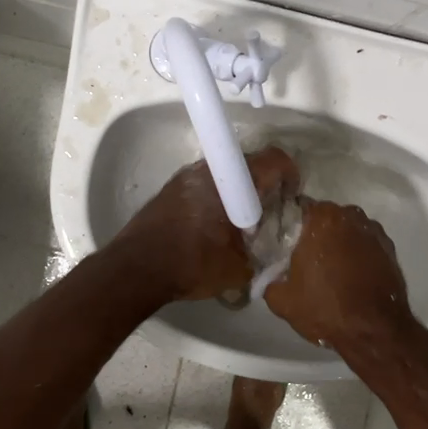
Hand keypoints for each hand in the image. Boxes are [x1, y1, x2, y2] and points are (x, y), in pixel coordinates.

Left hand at [114, 148, 300, 301]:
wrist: (136, 269)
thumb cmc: (193, 264)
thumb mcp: (240, 269)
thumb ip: (262, 257)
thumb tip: (270, 254)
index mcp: (233, 182)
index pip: (274, 160)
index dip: (290, 173)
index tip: (291, 194)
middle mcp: (210, 169)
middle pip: (249, 164)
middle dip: (264, 184)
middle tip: (268, 213)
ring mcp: (186, 176)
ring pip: (224, 174)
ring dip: (237, 192)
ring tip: (240, 223)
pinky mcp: (170, 189)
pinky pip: (204, 184)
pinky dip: (215, 198)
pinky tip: (212, 227)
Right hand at [263, 200, 412, 350]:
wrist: (375, 330)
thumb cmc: (325, 308)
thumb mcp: (282, 299)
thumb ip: (270, 280)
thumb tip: (270, 277)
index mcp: (322, 218)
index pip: (299, 209)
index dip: (291, 226)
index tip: (285, 243)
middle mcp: (351, 216)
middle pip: (326, 219)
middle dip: (316, 234)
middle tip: (305, 257)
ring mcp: (374, 231)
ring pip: (348, 231)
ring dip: (339, 243)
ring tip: (330, 269)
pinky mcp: (390, 249)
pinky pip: (366, 245)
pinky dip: (358, 255)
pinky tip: (351, 276)